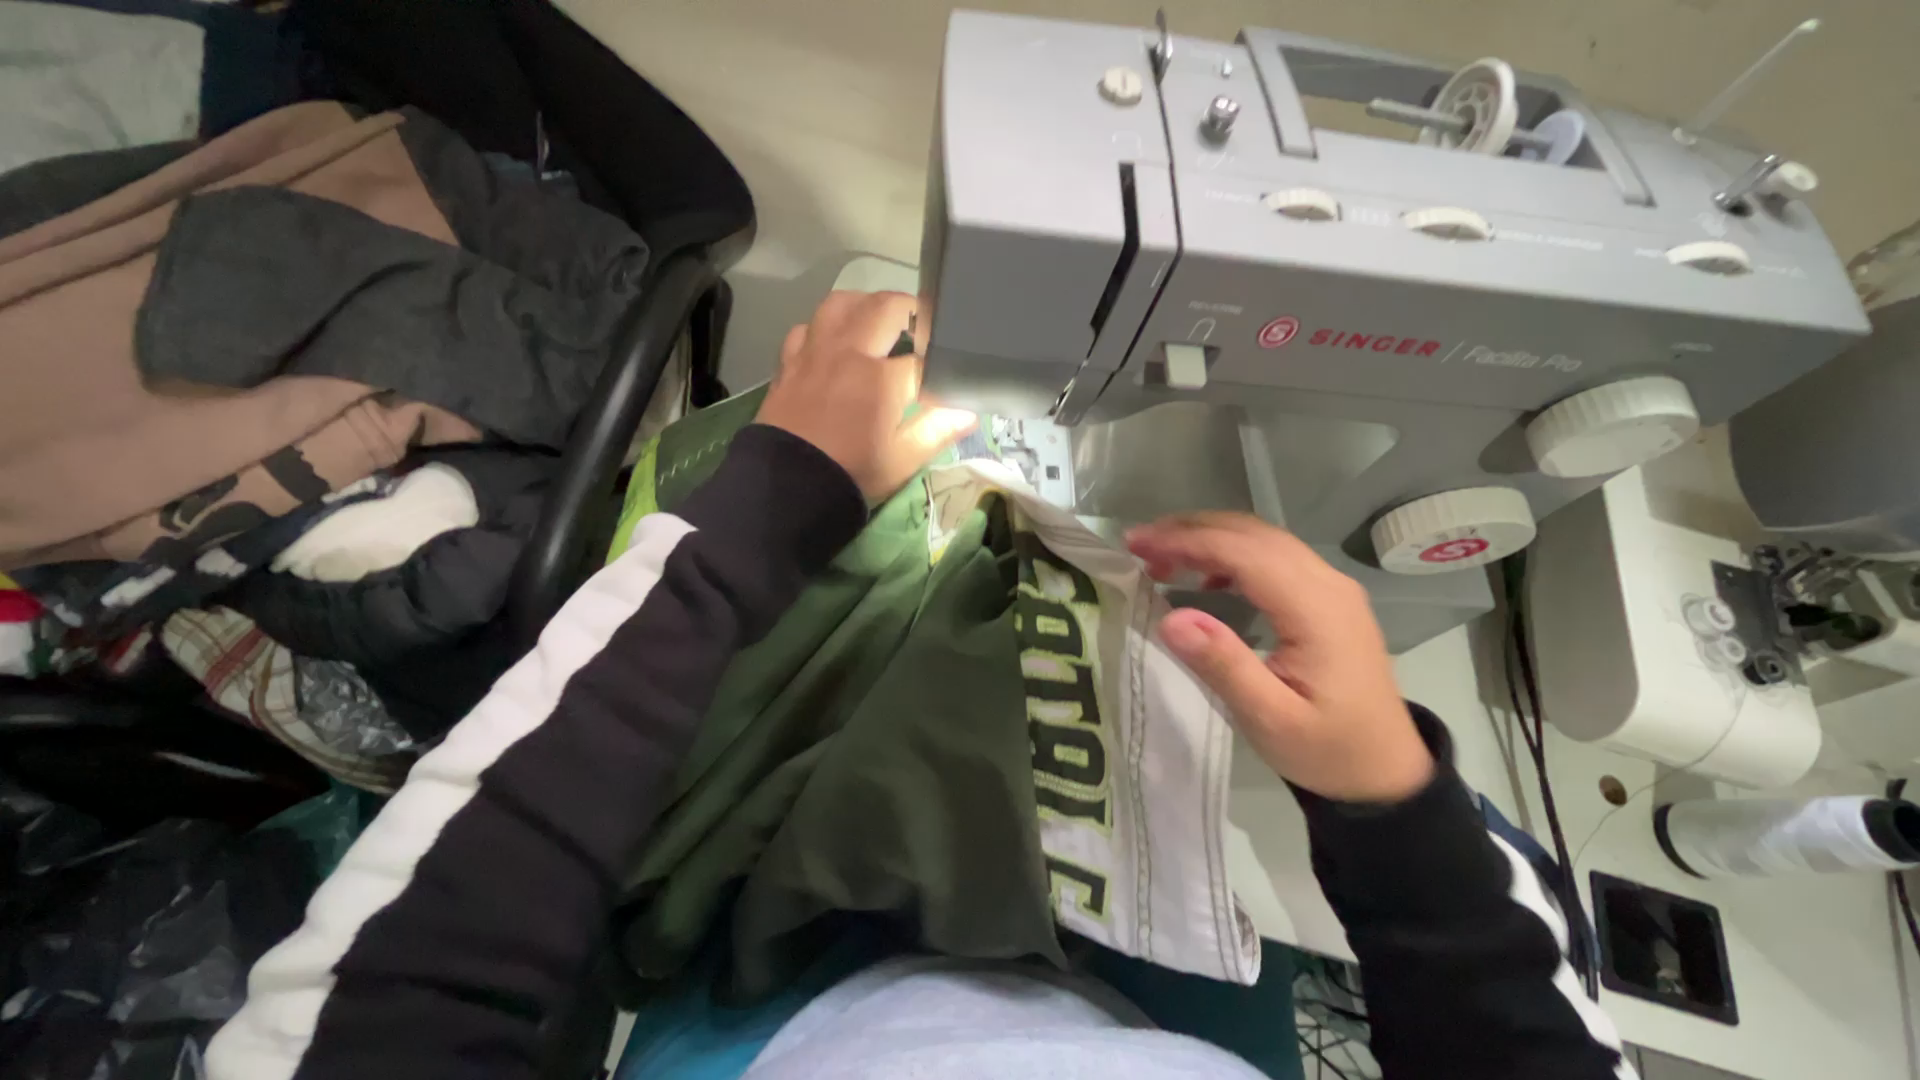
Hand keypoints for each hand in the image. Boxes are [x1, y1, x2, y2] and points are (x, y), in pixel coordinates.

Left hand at [755, 290, 976, 501]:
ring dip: (866, 306)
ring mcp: (815, 353)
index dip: (940, 361)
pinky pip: (807, 327)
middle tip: (922, 329)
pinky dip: (825, 328)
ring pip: (842, 303)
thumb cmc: (852, 473)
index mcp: (882, 377)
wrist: (787, 487)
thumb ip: (937, 430)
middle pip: (885, 307)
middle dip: (911, 310)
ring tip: (878, 323)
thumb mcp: (903, 460)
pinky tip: (834, 345)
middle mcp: (848, 352)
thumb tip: (968, 410)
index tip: (945, 374)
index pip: (924, 354)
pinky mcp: (789, 363)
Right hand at [1127, 513, 1434, 803]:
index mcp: (1315, 608)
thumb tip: (1171, 618)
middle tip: (1137, 544)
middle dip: (1190, 531)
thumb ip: (1223, 665)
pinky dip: (1232, 554)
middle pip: (1252, 534)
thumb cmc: (1326, 750)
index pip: (1243, 552)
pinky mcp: (1327, 598)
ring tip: (1160, 557)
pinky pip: (1274, 557)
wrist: (1385, 771)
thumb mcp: (1269, 719)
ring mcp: (1331, 588)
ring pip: (1263, 539)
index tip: (1137, 546)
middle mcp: (1327, 584)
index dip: (1186, 542)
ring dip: (1209, 538)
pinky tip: (1205, 579)